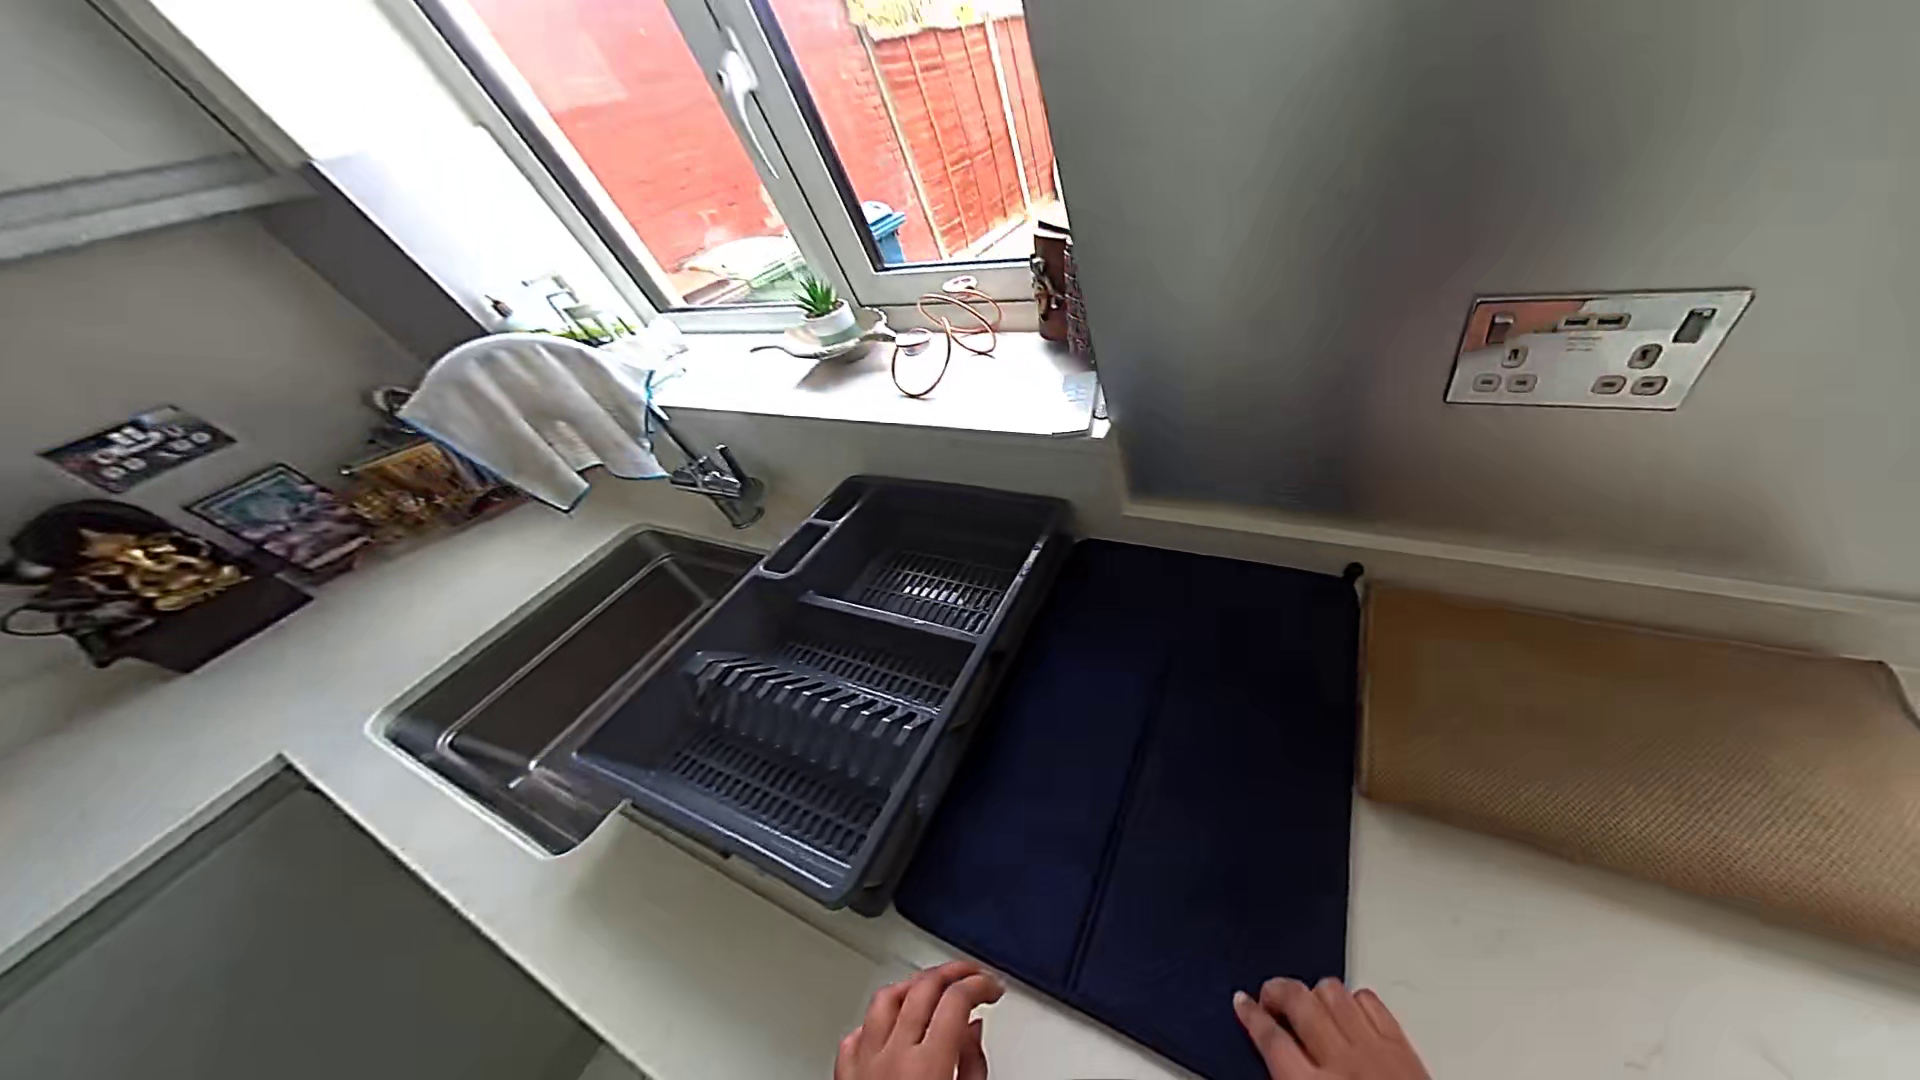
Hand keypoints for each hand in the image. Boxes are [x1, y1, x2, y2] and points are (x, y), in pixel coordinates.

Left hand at [836, 960, 1005, 1079]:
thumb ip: (972, 1068)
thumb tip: (973, 1030)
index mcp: (927, 1066)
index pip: (957, 1000)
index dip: (980, 983)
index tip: (992, 985)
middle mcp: (892, 1057)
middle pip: (923, 988)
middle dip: (952, 972)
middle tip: (972, 974)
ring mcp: (863, 1064)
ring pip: (885, 999)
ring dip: (912, 986)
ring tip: (932, 986)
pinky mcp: (844, 1077)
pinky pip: (857, 1034)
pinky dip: (877, 1021)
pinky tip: (891, 1021)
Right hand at [1233, 977, 1430, 1079]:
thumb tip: (1272, 1061)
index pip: (1270, 1037)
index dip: (1251, 1015)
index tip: (1243, 1002)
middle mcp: (1343, 1064)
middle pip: (1297, 1000)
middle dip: (1276, 990)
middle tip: (1271, 998)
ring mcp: (1376, 1052)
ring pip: (1332, 992)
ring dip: (1315, 994)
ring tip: (1310, 1005)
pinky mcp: (1404, 1049)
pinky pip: (1371, 1002)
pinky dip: (1355, 1001)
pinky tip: (1349, 1013)